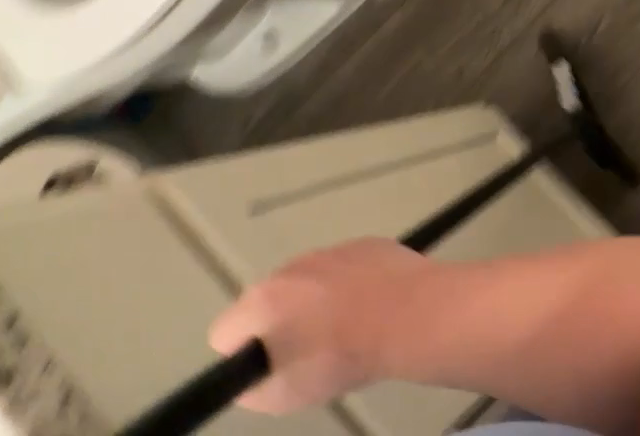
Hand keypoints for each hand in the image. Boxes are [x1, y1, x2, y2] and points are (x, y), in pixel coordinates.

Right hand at [207, 238, 437, 413]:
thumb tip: (255, 377)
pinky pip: (349, 266)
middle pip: (270, 300)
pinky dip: (354, 281)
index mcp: (262, 300)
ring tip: (350, 323)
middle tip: (313, 345)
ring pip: (311, 280)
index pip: (225, 331)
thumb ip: (254, 388)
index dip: (243, 353)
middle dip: (282, 322)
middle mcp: (294, 266)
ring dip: (319, 299)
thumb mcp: (282, 396)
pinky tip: (375, 300)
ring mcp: (335, 250)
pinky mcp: (371, 243)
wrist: (414, 314)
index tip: (272, 364)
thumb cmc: (343, 356)